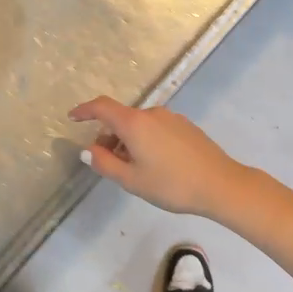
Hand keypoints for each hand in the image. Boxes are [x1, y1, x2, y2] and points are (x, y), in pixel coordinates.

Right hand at [69, 97, 254, 218]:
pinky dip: (145, 140)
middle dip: (108, 137)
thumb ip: (105, 164)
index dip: (84, 110)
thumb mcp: (132, 180)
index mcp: (135, 123)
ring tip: (132, 169)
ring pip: (140, 125)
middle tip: (107, 163)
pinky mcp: (186, 127)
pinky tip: (154, 165)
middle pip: (122, 118)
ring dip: (128, 141)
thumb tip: (88, 150)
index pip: (102, 107)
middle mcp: (153, 114)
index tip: (72, 118)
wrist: (220, 184)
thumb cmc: (171, 184)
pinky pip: (156, 129)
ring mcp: (172, 118)